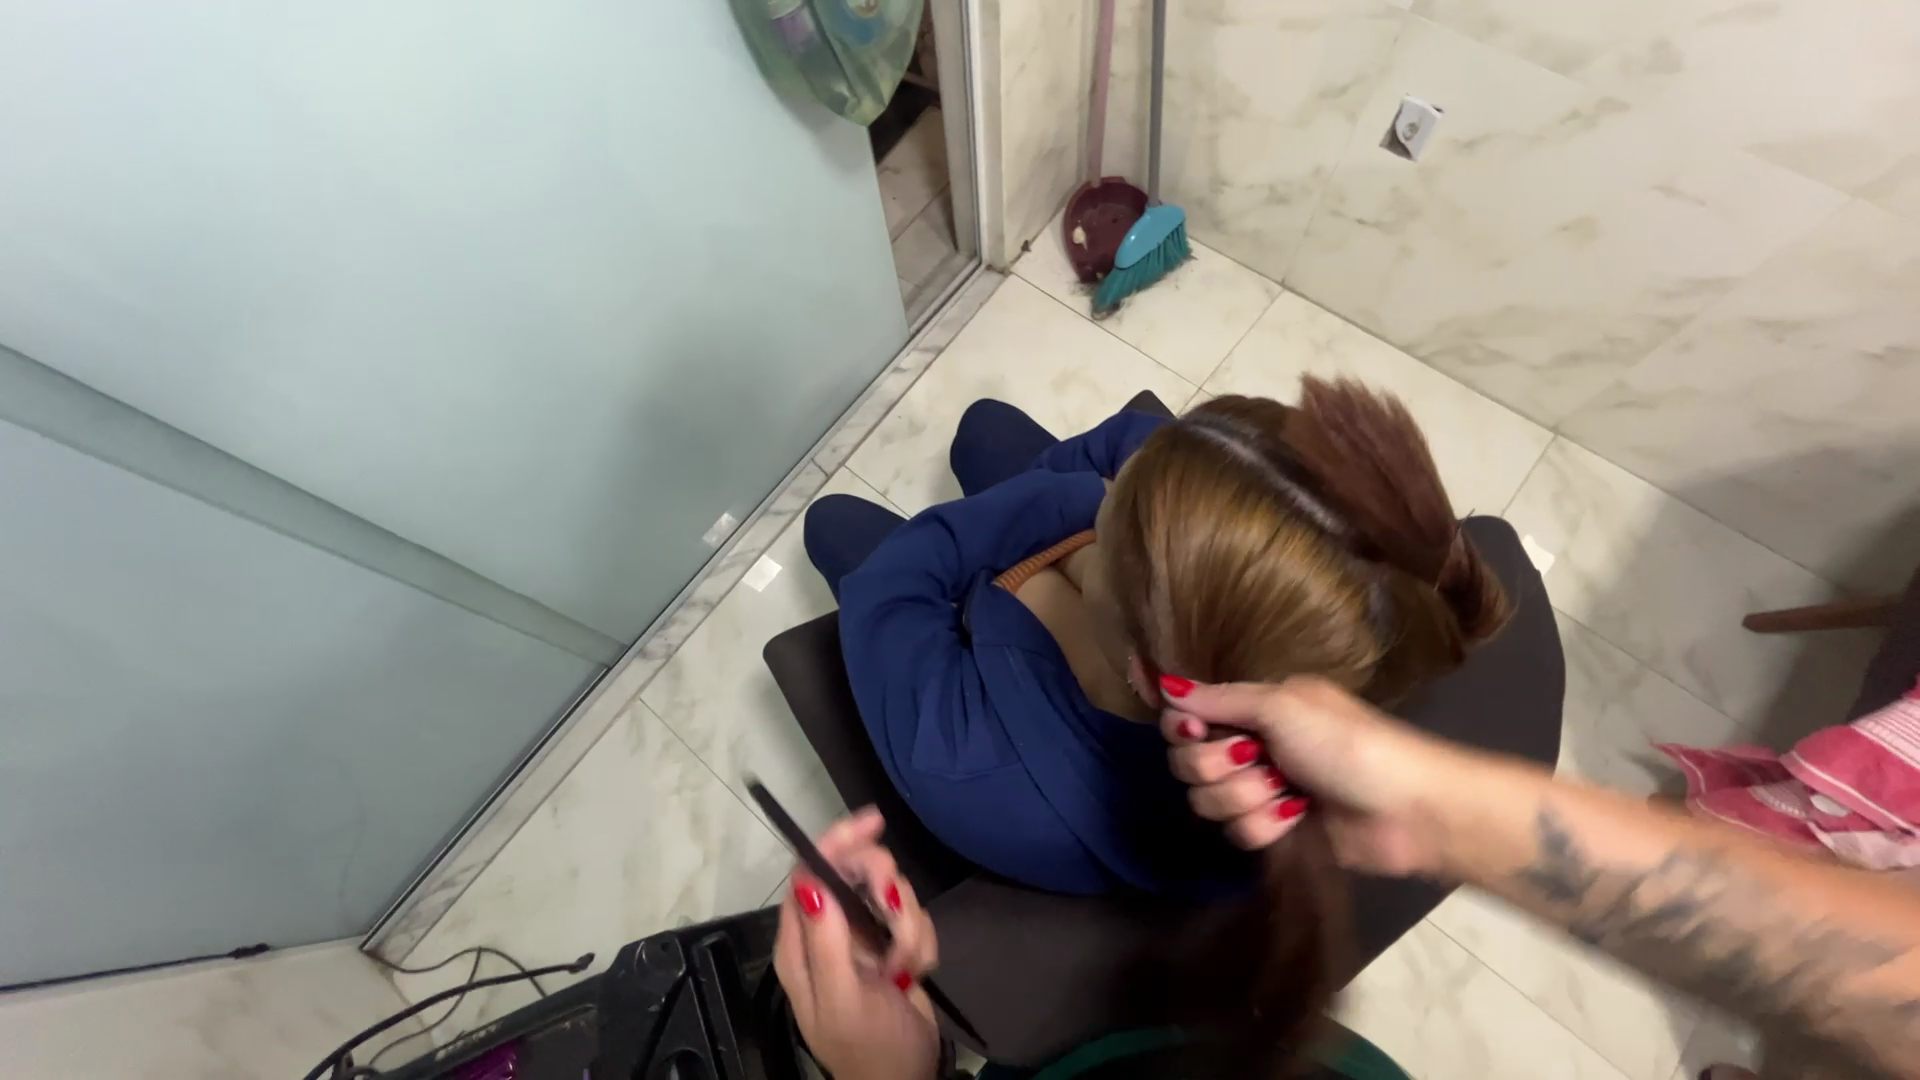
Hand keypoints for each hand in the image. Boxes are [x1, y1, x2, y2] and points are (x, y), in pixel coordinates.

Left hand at [773, 808, 941, 1079]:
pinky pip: (911, 914)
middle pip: (855, 870)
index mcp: (802, 941)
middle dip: (885, 888)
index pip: (811, 869)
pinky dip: (920, 940)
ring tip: (904, 968)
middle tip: (897, 915)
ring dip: (907, 926)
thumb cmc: (868, 1048)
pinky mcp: (891, 941)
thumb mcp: (842, 1001)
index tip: (872, 822)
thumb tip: (811, 881)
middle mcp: (829, 929)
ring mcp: (862, 934)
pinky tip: (914, 972)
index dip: (837, 840)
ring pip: (889, 890)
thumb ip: (826, 942)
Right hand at [1160, 675, 1462, 876]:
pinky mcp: (1273, 830)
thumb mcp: (1282, 707)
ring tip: (1286, 794)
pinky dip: (1265, 826)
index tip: (1198, 731)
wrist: (1409, 809)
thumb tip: (1164, 683)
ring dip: (1246, 798)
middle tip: (1257, 761)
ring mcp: (1259, 789)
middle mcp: (1248, 744)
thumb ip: (1218, 698)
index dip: (1183, 729)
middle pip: (1188, 762)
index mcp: (1251, 708)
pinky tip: (1295, 818)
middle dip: (1219, 766)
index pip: (1185, 716)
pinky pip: (1236, 832)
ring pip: (1208, 801)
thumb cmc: (1346, 744)